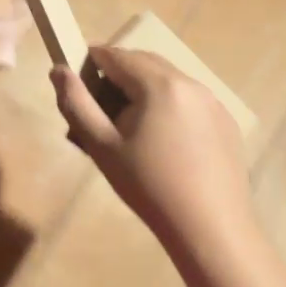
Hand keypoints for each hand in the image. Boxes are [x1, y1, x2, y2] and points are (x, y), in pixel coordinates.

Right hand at [52, 46, 253, 250]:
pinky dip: (169, 107)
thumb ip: (76, 103)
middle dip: (116, 76)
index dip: (89, 64)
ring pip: (166, 79)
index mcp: (159, 84)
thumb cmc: (149, 188)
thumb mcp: (102, 146)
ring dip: (143, 91)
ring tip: (132, 131)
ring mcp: (213, 101)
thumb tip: (58, 70)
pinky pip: (188, 99)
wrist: (211, 231)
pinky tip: (165, 145)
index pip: (114, 55)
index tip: (78, 90)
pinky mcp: (226, 122)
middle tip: (102, 113)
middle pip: (142, 62)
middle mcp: (190, 82)